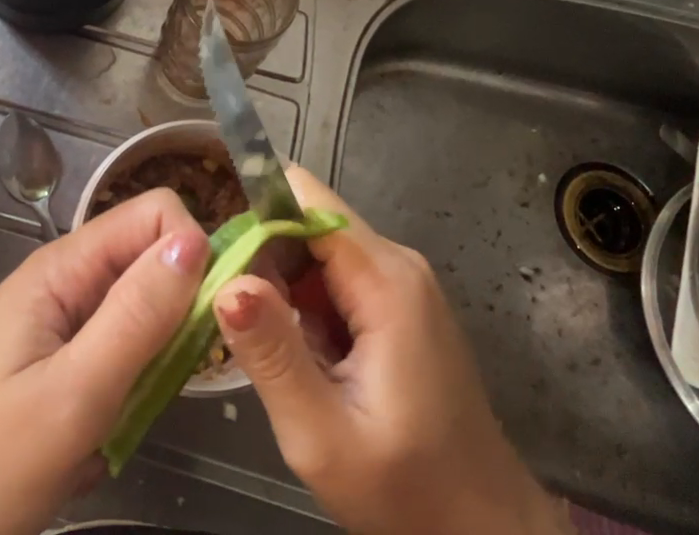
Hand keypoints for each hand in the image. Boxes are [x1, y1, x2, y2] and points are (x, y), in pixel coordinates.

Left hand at [0, 188, 208, 534]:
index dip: (196, 248)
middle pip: (148, 262)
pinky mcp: (50, 369)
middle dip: (180, 310)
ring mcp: (53, 328)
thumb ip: (138, 315)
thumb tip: (198, 237)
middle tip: (173, 376)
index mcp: (61, 269)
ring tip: (132, 412)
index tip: (221, 310)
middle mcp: (60, 284)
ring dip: (154, 358)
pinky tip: (107, 432)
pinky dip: (127, 389)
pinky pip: (113, 358)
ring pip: (136, 314)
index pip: (153, 213)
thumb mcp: (73, 393)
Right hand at [213, 167, 569, 534]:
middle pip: (306, 222)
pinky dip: (303, 309)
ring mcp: (401, 286)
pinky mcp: (397, 309)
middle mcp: (396, 265)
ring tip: (261, 348)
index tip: (215, 260)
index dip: (253, 215)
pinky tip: (299, 360)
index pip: (305, 197)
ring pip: (315, 254)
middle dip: (260, 258)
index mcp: (385, 281)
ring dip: (279, 288)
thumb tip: (225, 282)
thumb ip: (272, 354)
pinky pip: (334, 283)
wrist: (484, 528)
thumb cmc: (407, 490)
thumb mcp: (321, 435)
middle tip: (230, 321)